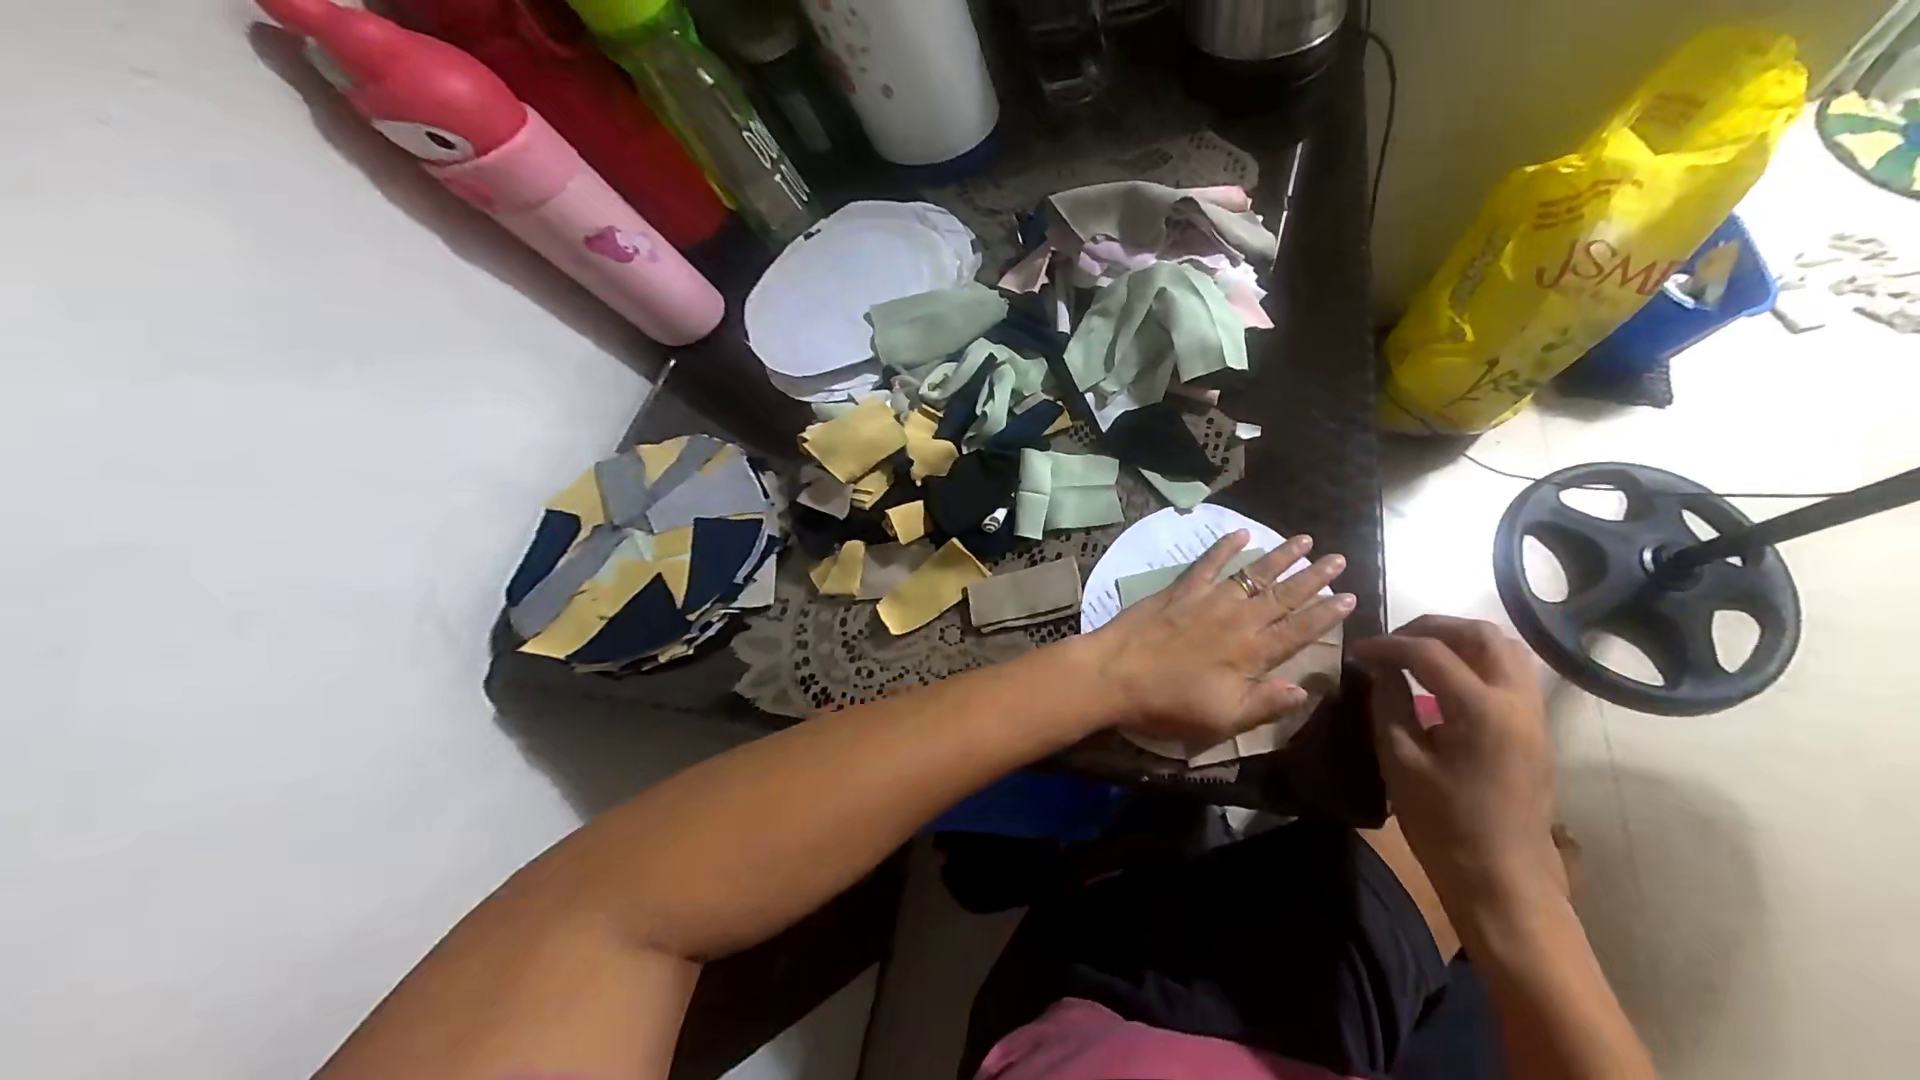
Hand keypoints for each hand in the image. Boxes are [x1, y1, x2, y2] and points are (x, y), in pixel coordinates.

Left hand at [1086, 530, 1354, 744]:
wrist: (1113, 674)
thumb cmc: (1167, 703)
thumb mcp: (1222, 719)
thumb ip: (1265, 703)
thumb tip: (1305, 690)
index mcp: (1251, 653)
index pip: (1300, 630)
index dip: (1326, 614)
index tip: (1350, 597)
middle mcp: (1237, 619)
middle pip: (1283, 595)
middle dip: (1313, 577)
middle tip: (1338, 559)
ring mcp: (1207, 600)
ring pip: (1253, 573)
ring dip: (1280, 556)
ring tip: (1305, 540)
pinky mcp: (1180, 590)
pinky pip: (1208, 562)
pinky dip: (1225, 546)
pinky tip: (1241, 533)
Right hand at [1351, 616, 1561, 910]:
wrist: (1500, 875)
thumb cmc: (1442, 821)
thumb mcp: (1399, 759)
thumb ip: (1389, 702)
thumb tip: (1378, 667)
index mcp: (1480, 710)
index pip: (1429, 652)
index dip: (1387, 644)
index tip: (1357, 651)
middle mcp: (1516, 701)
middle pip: (1481, 634)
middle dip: (1431, 628)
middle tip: (1392, 642)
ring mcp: (1533, 714)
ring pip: (1504, 649)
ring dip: (1459, 640)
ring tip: (1417, 654)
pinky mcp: (1535, 728)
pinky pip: (1512, 672)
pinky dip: (1476, 660)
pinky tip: (1444, 680)